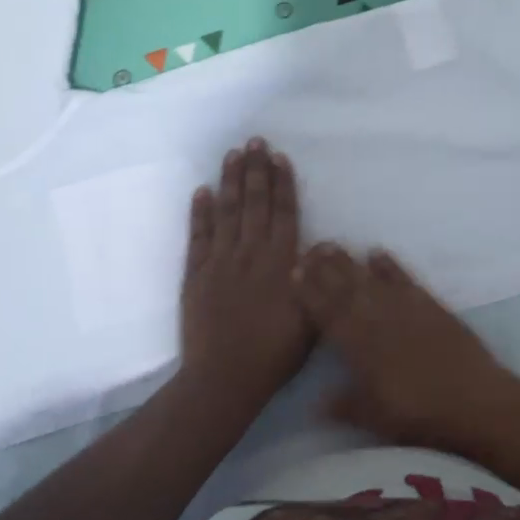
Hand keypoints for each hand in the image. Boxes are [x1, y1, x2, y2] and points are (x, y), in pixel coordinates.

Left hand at [179, 138, 313, 407]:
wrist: (225, 378)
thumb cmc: (275, 354)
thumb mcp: (310, 321)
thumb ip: (315, 281)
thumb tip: (323, 244)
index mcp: (281, 263)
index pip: (284, 213)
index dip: (282, 183)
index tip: (279, 157)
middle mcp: (251, 253)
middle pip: (254, 203)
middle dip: (256, 170)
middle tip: (254, 141)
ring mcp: (220, 261)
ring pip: (227, 212)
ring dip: (230, 181)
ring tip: (232, 154)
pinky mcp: (196, 274)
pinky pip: (198, 236)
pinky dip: (199, 212)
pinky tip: (201, 191)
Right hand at [294, 244, 519, 453]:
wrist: (476, 402)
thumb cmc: (422, 416)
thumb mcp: (377, 418)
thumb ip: (346, 405)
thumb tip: (316, 402)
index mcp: (360, 347)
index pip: (327, 314)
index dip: (309, 293)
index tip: (292, 272)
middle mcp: (378, 320)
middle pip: (345, 289)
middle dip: (323, 268)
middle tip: (306, 247)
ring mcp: (406, 309)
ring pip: (370, 279)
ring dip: (349, 261)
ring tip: (330, 244)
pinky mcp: (431, 305)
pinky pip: (404, 278)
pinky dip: (389, 265)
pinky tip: (377, 252)